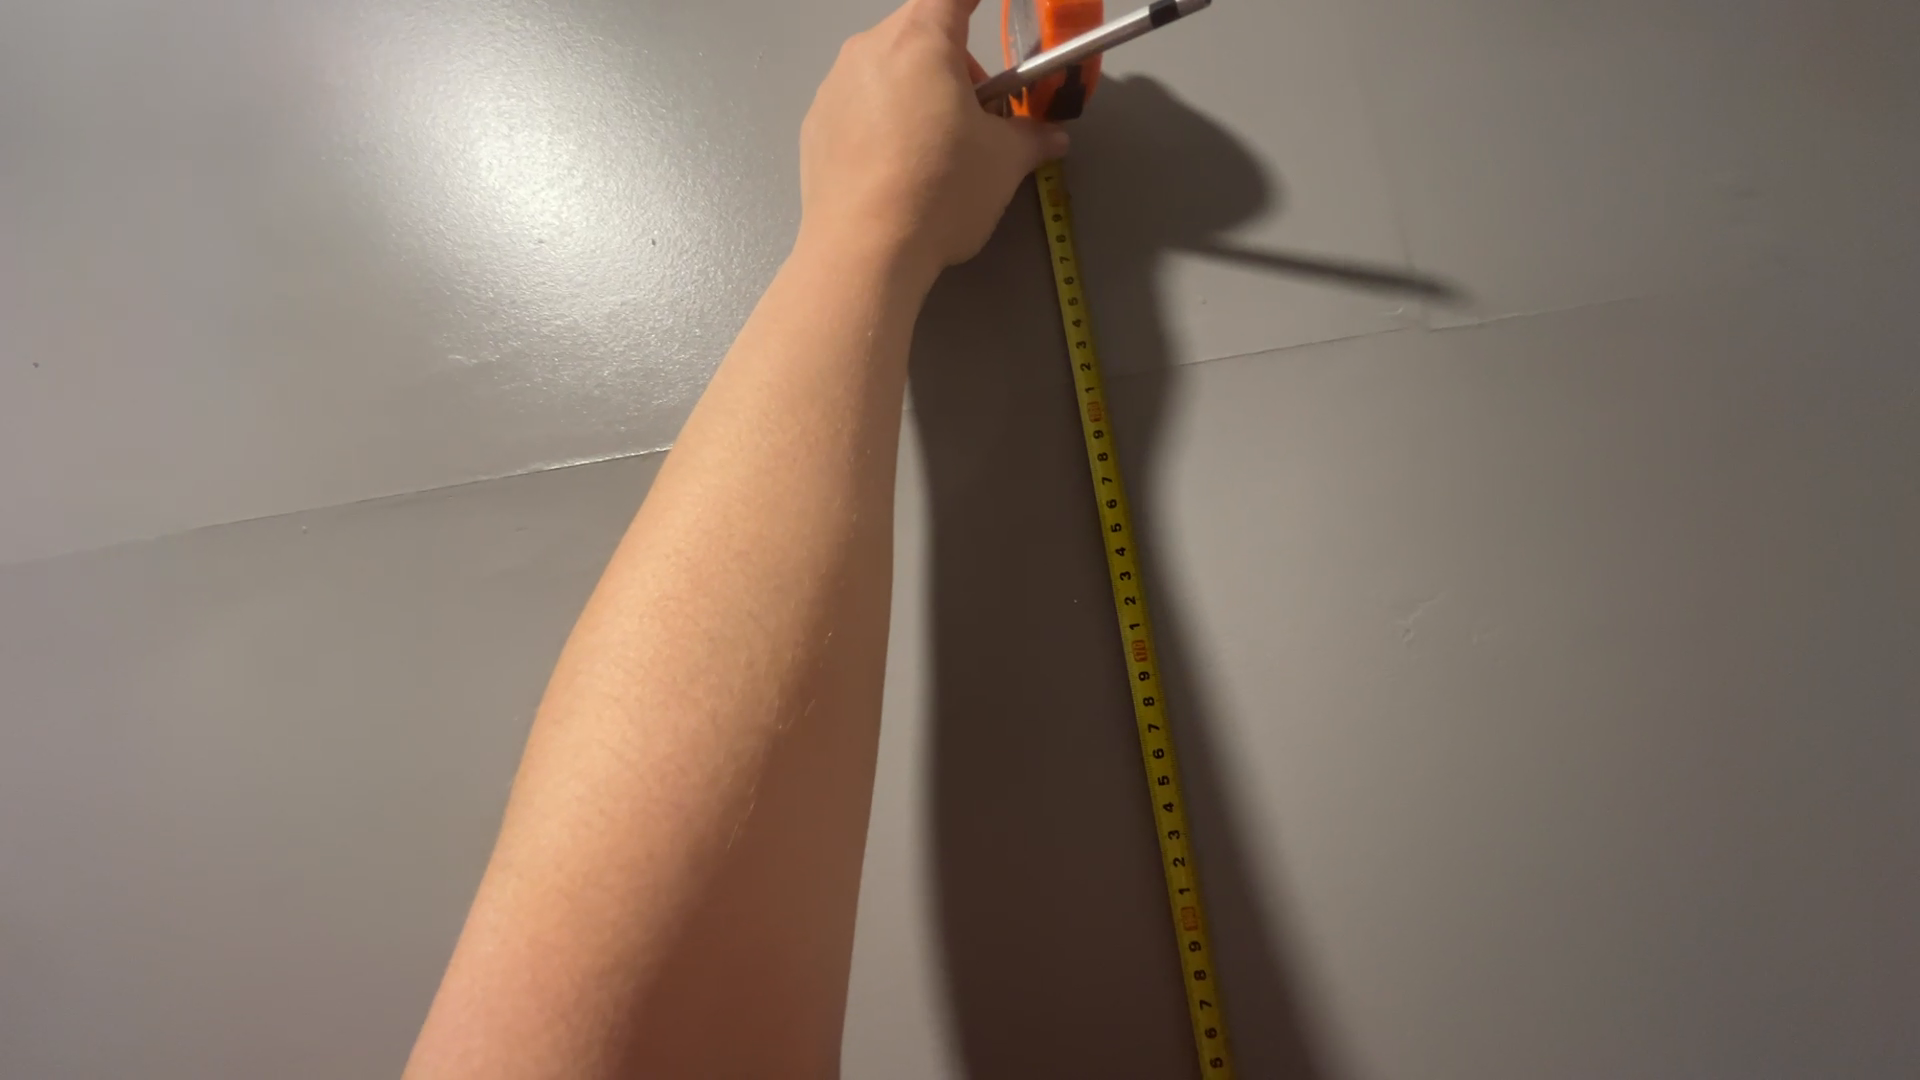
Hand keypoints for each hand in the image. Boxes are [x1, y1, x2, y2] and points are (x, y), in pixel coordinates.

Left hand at [798, 0, 1069, 277]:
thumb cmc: (940, 192)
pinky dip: (879, 129)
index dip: (973, 1)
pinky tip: (892, 176)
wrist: (865, 253)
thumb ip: (1031, 139)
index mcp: (922, 39)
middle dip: (951, 69)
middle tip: (972, 121)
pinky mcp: (814, 130)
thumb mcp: (1003, 165)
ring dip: (913, 98)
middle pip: (918, 37)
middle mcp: (869, 49)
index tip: (983, 11)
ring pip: (884, 75)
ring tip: (929, 157)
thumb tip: (1053, 137)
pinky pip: (856, 112)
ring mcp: (833, 88)